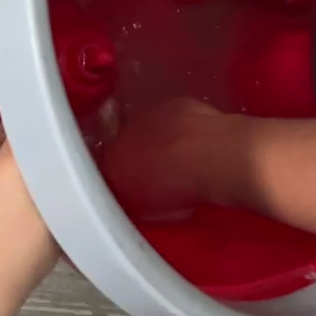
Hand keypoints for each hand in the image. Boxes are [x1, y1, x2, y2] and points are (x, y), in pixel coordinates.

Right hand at [99, 98, 247, 221]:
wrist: (204, 156)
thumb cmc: (176, 191)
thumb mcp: (152, 211)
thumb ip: (138, 200)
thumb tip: (140, 198)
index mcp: (112, 166)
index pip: (111, 170)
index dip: (126, 176)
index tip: (141, 185)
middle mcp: (122, 137)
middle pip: (127, 145)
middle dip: (141, 155)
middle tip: (163, 171)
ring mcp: (147, 116)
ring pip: (149, 128)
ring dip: (161, 139)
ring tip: (183, 155)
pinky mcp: (172, 104)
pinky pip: (173, 117)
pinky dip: (182, 127)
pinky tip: (198, 139)